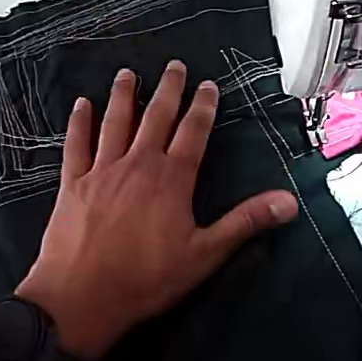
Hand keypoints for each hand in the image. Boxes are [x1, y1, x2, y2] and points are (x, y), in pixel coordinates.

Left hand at [16, 61, 299, 359]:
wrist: (82, 295)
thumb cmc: (146, 279)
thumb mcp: (204, 255)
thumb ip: (244, 223)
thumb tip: (289, 201)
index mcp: (172, 179)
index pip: (193, 133)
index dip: (203, 107)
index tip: (207, 85)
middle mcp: (137, 164)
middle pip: (156, 118)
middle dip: (167, 90)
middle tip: (174, 66)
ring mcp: (101, 170)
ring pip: (115, 122)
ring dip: (123, 95)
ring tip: (128, 74)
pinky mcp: (72, 183)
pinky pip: (76, 144)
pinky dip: (79, 122)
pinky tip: (80, 105)